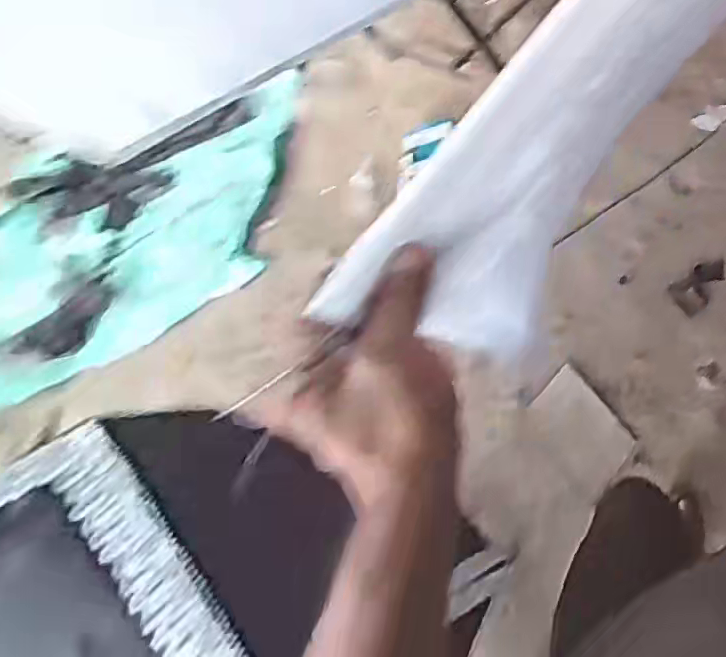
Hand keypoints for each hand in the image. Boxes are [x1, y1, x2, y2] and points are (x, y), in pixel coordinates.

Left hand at [256, 245, 457, 508]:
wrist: (424, 480)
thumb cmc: (393, 423)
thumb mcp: (388, 354)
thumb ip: (395, 300)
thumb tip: (411, 250)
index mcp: (296, 368)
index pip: (316, 301)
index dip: (348, 270)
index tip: (383, 245)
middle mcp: (314, 368)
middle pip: (343, 308)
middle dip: (374, 279)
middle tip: (405, 247)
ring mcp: (349, 374)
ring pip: (369, 319)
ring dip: (394, 293)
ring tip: (420, 260)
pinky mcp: (380, 378)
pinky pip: (390, 333)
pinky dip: (407, 313)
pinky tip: (429, 291)